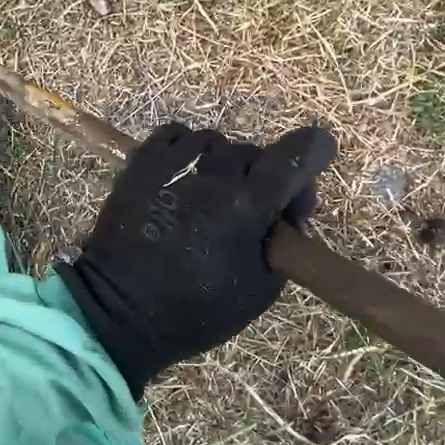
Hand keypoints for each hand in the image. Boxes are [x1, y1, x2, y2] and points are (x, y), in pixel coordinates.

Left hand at [57, 122, 335, 395]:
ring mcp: (170, 166)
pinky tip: (188, 167)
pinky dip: (187, 144)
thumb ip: (281, 241)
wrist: (122, 307)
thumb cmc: (197, 309)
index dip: (312, 150)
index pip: (290, 161)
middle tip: (263, 205)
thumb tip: (288, 211)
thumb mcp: (260, 287)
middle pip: (252, 154)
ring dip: (225, 161)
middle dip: (266, 174)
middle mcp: (210, 177)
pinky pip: (173, 135)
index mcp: (245, 208)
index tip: (322, 146)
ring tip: (219, 190)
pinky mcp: (139, 164)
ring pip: (213, 142)